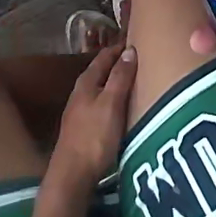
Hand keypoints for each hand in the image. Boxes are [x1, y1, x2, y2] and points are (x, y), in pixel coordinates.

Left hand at [50, 45, 137, 187]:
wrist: (72, 177)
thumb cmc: (94, 136)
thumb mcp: (112, 103)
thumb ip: (121, 76)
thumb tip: (129, 49)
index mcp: (86, 82)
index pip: (105, 56)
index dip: (120, 47)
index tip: (139, 39)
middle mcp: (81, 93)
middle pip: (102, 70)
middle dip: (120, 62)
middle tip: (143, 57)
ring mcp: (80, 111)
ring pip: (102, 87)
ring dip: (118, 81)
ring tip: (139, 79)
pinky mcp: (85, 127)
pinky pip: (103, 103)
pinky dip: (115, 97)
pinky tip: (126, 105)